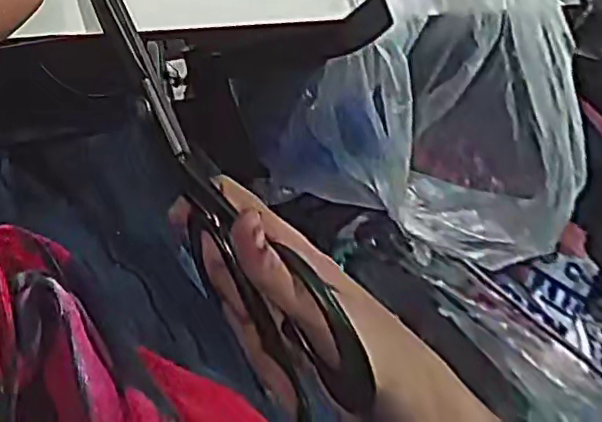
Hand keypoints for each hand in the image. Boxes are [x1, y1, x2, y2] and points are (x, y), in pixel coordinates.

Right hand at [178, 178, 492, 420]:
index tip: (180, 225)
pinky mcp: (281, 334)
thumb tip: (238, 216)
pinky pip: (249, 334)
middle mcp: (278, 266)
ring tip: (281, 364)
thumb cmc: (380, 352)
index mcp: (289, 246)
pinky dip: (262, 359)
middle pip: (222, 254)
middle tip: (250, 317)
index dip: (201, 202)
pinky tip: (285, 378)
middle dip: (227, 290)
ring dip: (249, 334)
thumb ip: (276, 269)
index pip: (232, 201)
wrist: (421, 414)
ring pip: (232, 299)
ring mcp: (279, 300)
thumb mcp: (324, 310)